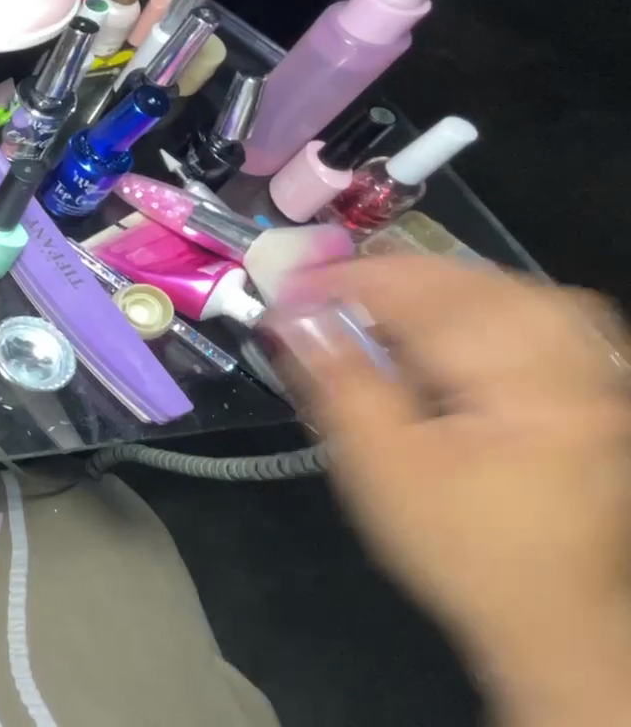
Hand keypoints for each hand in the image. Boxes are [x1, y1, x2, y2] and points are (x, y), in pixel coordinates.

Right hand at [270, 258, 630, 716]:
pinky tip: (453, 316)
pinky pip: (552, 326)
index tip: (293, 285)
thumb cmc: (449, 539)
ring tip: (386, 290)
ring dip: (448, 282)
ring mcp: (594, 389)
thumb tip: (293, 316)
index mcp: (524, 393)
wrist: (543, 614)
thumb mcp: (375, 462)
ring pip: (529, 299)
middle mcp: (575, 378)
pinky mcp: (592, 402)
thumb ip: (338, 378)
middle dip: (402, 272)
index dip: (353, 283)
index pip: (429, 305)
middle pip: (490, 288)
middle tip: (333, 279)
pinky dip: (493, 305)